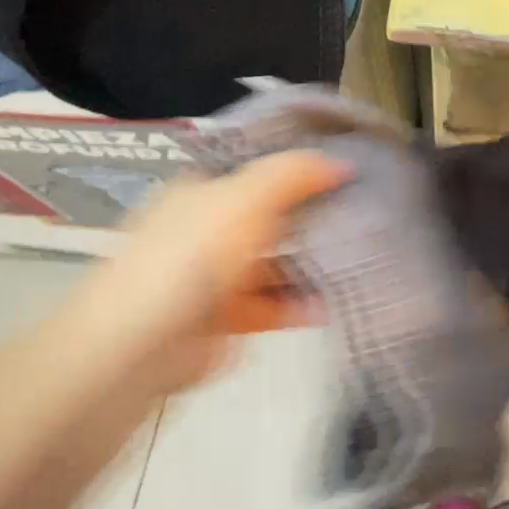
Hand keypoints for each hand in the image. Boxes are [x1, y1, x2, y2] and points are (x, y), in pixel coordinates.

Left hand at [69, 152, 349, 390]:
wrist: (140, 346)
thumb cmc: (191, 256)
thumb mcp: (246, 197)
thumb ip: (294, 174)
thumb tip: (343, 162)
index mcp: (203, 191)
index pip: (260, 169)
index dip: (303, 168)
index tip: (351, 169)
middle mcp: (209, 229)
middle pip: (274, 216)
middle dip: (316, 217)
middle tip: (367, 212)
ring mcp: (217, 275)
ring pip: (278, 261)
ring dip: (314, 262)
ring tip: (361, 256)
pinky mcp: (228, 318)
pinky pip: (275, 303)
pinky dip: (302, 302)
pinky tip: (334, 299)